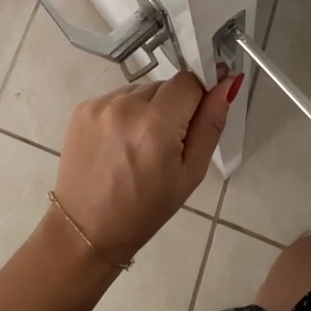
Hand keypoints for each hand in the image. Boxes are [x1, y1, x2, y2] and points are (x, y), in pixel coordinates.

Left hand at [50, 68, 242, 263]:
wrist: (86, 229)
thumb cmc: (145, 210)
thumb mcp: (189, 174)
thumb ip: (210, 124)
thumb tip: (227, 83)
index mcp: (156, 124)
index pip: (189, 81)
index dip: (199, 94)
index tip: (199, 113)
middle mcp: (125, 105)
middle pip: (164, 86)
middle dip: (173, 107)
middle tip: (167, 144)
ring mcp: (100, 104)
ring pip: (140, 91)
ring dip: (148, 109)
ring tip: (140, 147)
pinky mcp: (83, 107)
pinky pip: (117, 98)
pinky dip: (124, 114)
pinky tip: (119, 144)